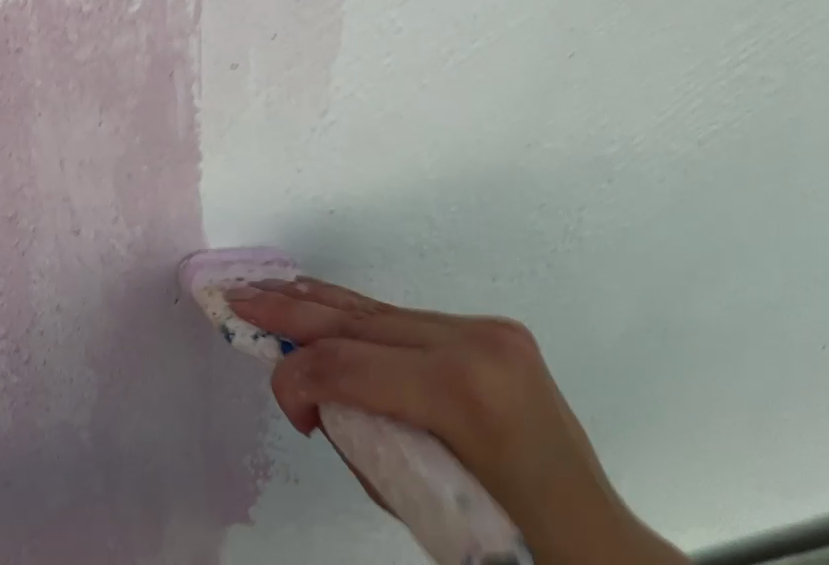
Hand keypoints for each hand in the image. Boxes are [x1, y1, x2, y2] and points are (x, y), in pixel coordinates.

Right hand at [228, 279, 686, 564]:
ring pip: (376, 310)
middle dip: (288, 311)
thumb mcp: (415, 497)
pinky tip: (324, 303)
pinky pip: (403, 319)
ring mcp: (486, 330)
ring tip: (266, 290)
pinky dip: (357, 315)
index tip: (286, 409)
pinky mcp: (488, 330)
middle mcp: (475, 343)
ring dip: (317, 303)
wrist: (593, 537)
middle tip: (235, 298)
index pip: (345, 364)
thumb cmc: (506, 538)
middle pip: (355, 321)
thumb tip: (318, 396)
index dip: (296, 376)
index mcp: (460, 391)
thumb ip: (359, 437)